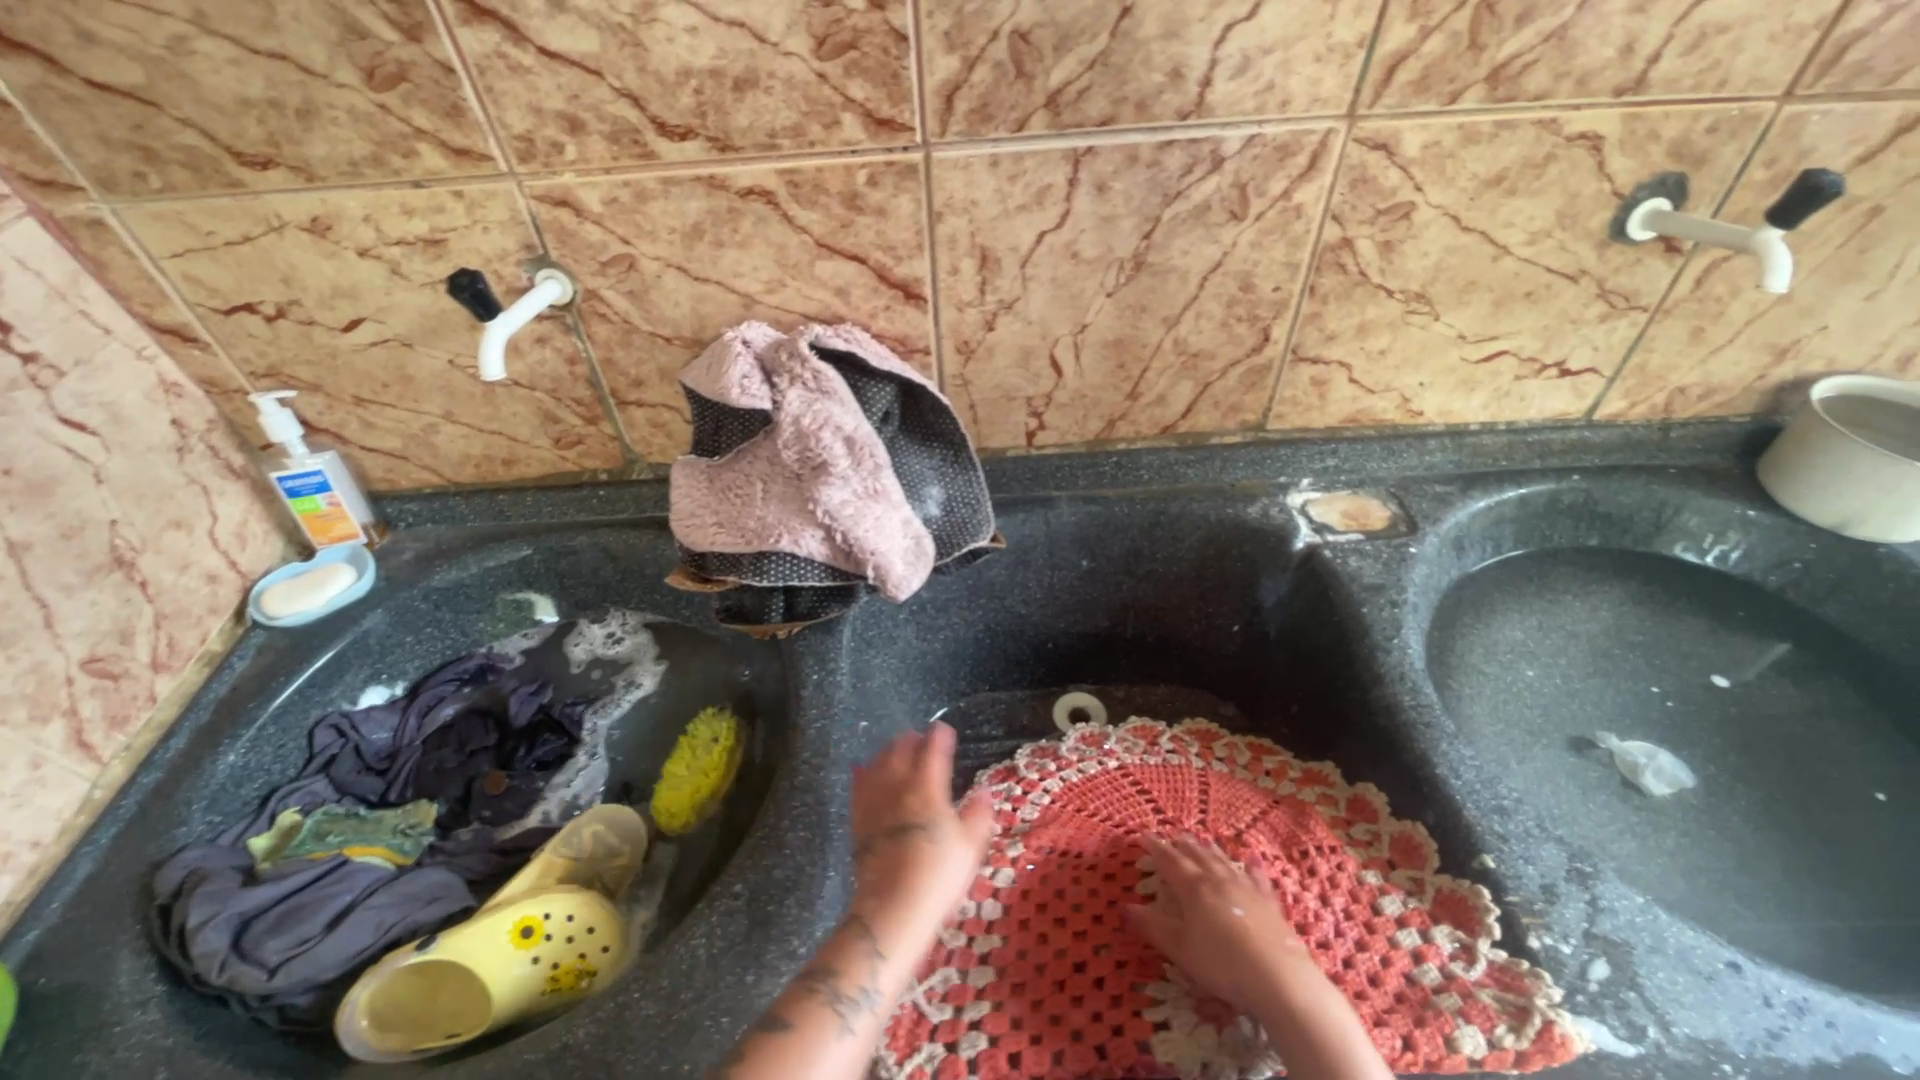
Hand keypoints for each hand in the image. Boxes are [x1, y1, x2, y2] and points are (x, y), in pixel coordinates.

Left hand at [849, 722, 995, 945]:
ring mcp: (874, 802)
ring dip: (888, 752)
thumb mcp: (971, 846)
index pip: (933, 751)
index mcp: (928, 787)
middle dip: (912, 740)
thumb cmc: (939, 875)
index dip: (940, 737)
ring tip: (895, 749)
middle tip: (920, 737)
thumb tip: (984, 791)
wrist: (893, 906)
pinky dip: (863, 772)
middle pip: (901, 751)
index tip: (944, 729)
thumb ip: (978, 814)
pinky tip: (863, 769)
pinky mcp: (858, 820)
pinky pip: (858, 785)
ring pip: (878, 763)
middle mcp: (898, 786)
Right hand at [1127, 835, 1308, 1014]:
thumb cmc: (1221, 964)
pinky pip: (1258, 878)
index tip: (1145, 835)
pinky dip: (1252, 867)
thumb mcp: (1180, 949)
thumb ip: (1153, 927)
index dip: (1156, 849)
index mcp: (1194, 889)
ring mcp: (1247, 890)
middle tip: (1173, 835)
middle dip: (1183, 845)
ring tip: (1203, 840)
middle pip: (1198, 857)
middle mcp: (1219, 881)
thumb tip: (1125, 906)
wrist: (1279, 978)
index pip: (1170, 862)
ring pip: (1225, 862)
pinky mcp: (1270, 904)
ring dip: (1211, 850)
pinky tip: (1252, 859)